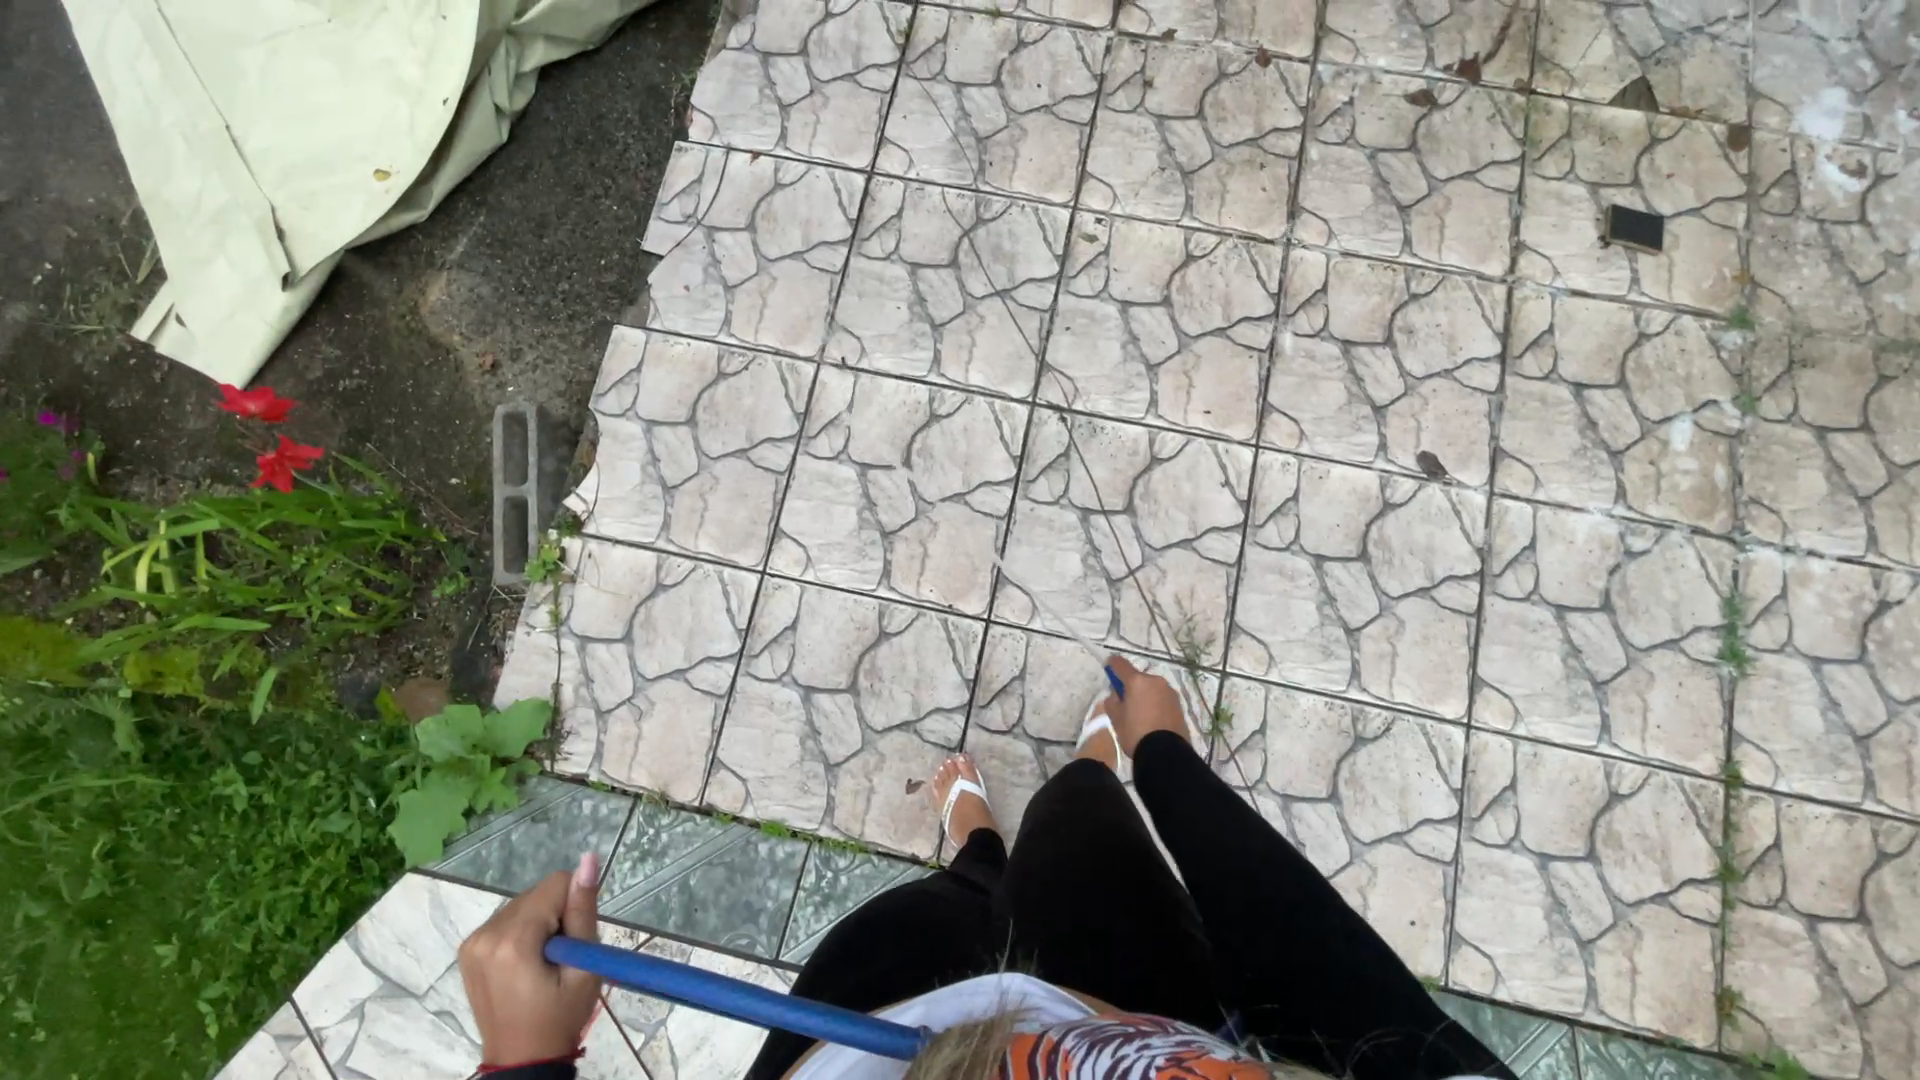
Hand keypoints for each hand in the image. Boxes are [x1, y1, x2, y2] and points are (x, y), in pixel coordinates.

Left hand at [459, 852, 603, 1065]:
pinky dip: (524, 930)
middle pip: (538, 893)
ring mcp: (472, 941)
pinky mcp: (468, 948)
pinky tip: (527, 961)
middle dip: (557, 914)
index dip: (574, 906)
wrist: (522, 1059)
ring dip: (541, 921)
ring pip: (524, 903)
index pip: (556, 884)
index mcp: (513, 941)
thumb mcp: (583, 966)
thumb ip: (583, 910)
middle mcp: (485, 933)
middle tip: (561, 955)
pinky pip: (508, 917)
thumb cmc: (560, 1016)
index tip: (573, 941)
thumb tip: (589, 859)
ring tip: (544, 961)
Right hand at [1101, 656, 1188, 755]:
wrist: (1166, 753)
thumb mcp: (1115, 718)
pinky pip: (1162, 699)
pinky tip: (1153, 721)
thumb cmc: (1135, 733)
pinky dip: (1156, 705)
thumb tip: (1116, 694)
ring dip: (1145, 696)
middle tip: (1125, 704)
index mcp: (1137, 681)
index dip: (1112, 665)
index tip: (1109, 670)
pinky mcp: (1180, 705)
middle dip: (1131, 687)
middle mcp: (1155, 681)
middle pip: (1138, 678)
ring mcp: (1170, 692)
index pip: (1120, 664)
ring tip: (1141, 716)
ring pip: (1152, 689)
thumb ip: (1112, 701)